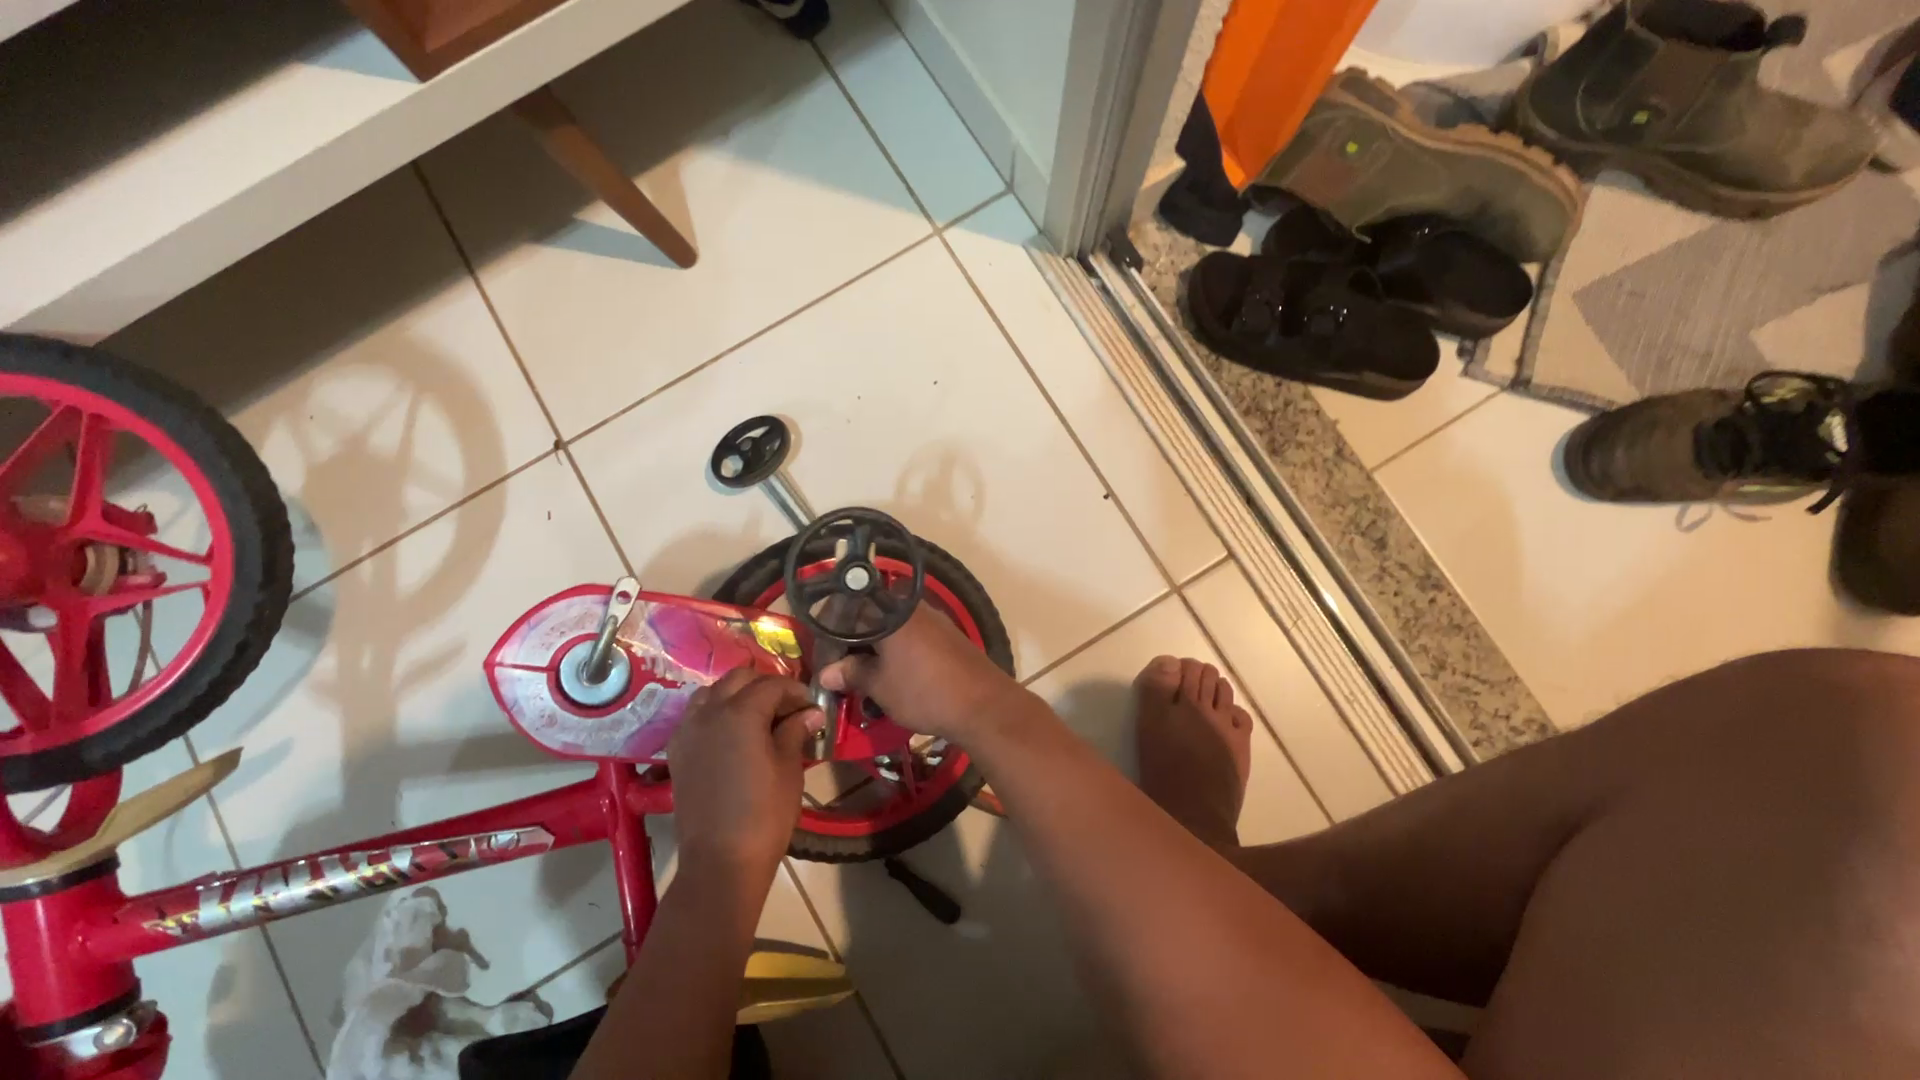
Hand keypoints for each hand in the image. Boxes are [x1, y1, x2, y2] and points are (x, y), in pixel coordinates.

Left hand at [668, 669, 822, 877]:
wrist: (720, 860)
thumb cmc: (765, 814)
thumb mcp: (789, 769)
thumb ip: (795, 732)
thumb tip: (810, 714)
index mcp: (740, 712)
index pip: (772, 685)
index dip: (795, 691)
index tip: (812, 706)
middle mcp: (709, 712)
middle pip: (738, 680)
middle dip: (765, 686)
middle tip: (787, 707)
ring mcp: (687, 731)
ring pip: (712, 693)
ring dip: (737, 696)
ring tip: (758, 718)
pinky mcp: (677, 752)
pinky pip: (696, 717)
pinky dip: (716, 714)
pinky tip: (733, 736)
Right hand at [818, 604, 1030, 739]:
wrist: (983, 704)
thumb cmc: (923, 692)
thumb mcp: (880, 686)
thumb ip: (852, 674)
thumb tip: (825, 674)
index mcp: (887, 612)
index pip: (846, 611)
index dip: (829, 636)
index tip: (824, 661)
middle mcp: (909, 607)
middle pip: (869, 616)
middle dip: (852, 642)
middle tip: (841, 670)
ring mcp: (932, 618)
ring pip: (891, 627)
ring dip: (875, 648)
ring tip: (864, 675)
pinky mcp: (947, 634)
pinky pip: (911, 635)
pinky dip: (896, 651)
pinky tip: (892, 673)